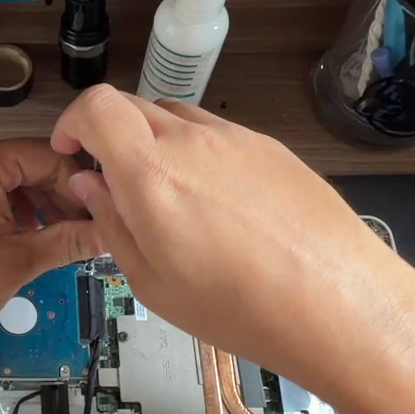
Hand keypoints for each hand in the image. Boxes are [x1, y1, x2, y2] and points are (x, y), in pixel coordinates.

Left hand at [0, 137, 103, 363]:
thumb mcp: (20, 261)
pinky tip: (38, 236)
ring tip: (69, 238)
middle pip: (33, 166)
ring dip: (43, 206)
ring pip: (15, 180)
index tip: (106, 215)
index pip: (50, 157)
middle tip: (93, 229)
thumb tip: (113, 234)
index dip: (81, 188)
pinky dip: (18, 210)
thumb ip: (69, 241)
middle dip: (63, 198)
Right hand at [50, 86, 414, 407]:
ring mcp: (236, 138)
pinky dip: (195, 152)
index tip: (71, 152)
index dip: (73, 122)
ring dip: (153, 142)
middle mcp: (191, 140)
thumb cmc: (237, 307)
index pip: (97, 106)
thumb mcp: (151, 281)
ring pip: (174, 117)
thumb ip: (112, 221)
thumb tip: (91, 184)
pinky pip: (216, 134)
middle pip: (132, 106)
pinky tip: (216, 203)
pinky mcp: (270, 148)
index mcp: (151, 173)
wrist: (342, 306)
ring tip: (167, 195)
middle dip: (108, 135)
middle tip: (113, 182)